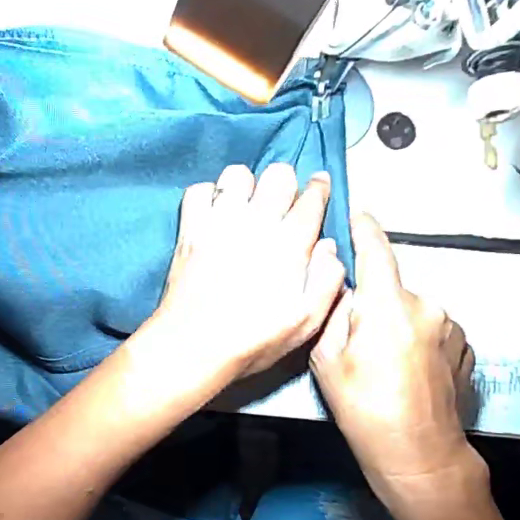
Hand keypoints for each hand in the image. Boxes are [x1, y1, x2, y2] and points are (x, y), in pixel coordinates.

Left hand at [136, 163, 345, 390]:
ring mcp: (219, 222)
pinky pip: (198, 191)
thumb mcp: (306, 321)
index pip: (313, 197)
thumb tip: (329, 248)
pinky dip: (208, 196)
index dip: (319, 189)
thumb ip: (327, 280)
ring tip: (246, 205)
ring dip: (246, 185)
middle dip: (285, 183)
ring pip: (237, 174)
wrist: (194, 344)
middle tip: (282, 202)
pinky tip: (214, 213)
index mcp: (291, 242)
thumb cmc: (251, 339)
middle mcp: (257, 222)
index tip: (319, 189)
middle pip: (278, 174)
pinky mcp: (190, 229)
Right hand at [310, 212, 479, 504]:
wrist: (420, 455)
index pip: (375, 251)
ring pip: (408, 309)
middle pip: (388, 287)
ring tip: (377, 362)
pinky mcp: (463, 346)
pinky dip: (412, 338)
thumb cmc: (365, 410)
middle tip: (349, 336)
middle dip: (367, 300)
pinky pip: (428, 328)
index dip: (362, 229)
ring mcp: (450, 326)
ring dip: (390, 321)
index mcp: (389, 306)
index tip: (354, 213)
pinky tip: (401, 371)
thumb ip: (331, 312)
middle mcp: (426, 306)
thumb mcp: (327, 361)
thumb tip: (337, 281)